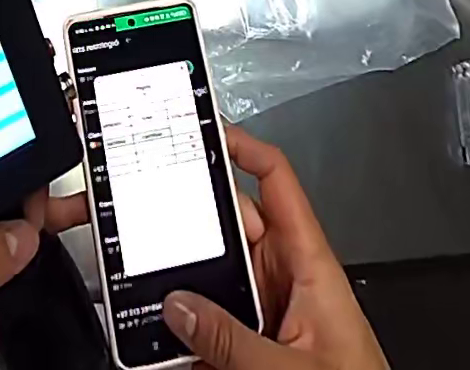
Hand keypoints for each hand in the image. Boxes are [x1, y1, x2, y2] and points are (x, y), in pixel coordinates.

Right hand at [162, 124, 388, 369]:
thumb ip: (233, 340)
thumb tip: (179, 306)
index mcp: (309, 260)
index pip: (276, 181)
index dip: (244, 147)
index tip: (208, 130)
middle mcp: (287, 273)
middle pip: (235, 222)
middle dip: (197, 220)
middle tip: (160, 220)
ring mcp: (270, 303)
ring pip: (219, 267)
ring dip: (192, 275)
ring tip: (162, 284)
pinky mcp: (256, 335)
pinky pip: (216, 308)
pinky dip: (192, 315)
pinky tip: (172, 330)